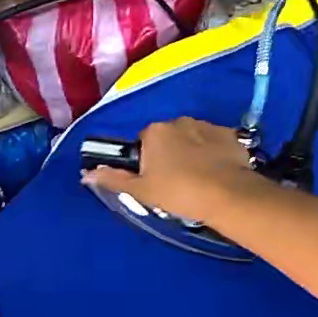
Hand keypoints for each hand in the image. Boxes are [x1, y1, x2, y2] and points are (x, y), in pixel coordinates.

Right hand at [80, 116, 264, 225]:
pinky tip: (218, 173)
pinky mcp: (231, 135)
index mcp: (155, 131)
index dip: (148, 161)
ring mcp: (207, 125)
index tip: (155, 179)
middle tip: (176, 182)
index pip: (144, 141)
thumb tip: (86, 173)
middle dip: (171, 154)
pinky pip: (217, 143)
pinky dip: (215, 154)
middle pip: (169, 137)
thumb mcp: (142, 190)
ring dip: (194, 152)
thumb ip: (114, 179)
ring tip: (200, 179)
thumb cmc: (179, 192)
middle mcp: (179, 121)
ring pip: (194, 138)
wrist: (227, 195)